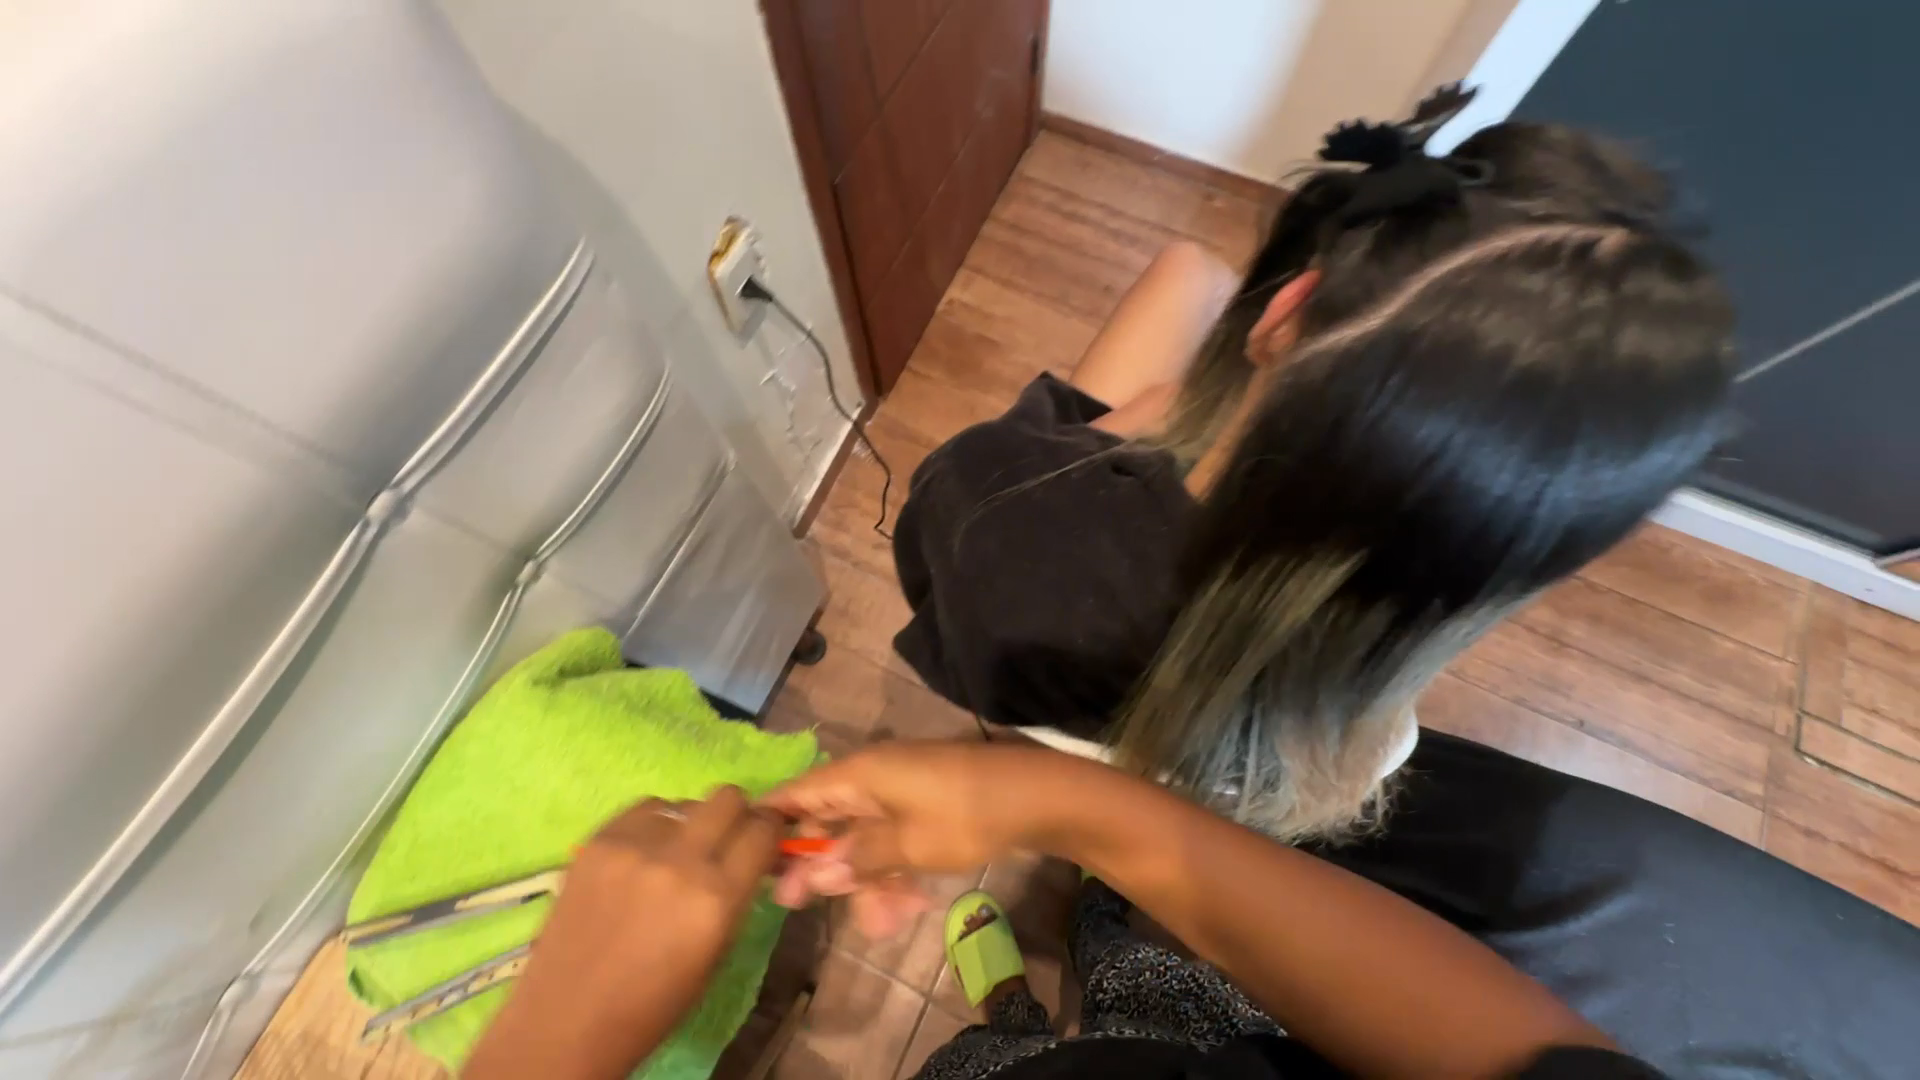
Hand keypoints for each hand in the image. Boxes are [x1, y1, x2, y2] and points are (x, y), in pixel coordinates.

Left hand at [465, 787, 780, 1078]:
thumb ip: (740, 892)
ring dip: (692, 822)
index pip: (763, 830)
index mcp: (717, 899)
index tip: (764, 839)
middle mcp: (681, 862)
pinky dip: (655, 824)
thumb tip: (756, 851)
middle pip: (729, 797)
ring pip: (686, 801)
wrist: (565, 1023)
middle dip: (736, 815)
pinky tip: (644, 854)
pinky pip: (646, 809)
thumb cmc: (654, 1003)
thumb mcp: (717, 951)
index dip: (770, 830)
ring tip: (675, 854)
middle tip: (724, 839)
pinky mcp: (598, 841)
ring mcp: (635, 847)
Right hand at [760, 742, 1037, 936]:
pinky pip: (893, 836)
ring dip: (866, 879)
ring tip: (884, 923)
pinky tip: (908, 905)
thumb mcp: (907, 845)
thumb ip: (857, 859)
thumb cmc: (964, 815)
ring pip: (863, 836)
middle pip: (828, 820)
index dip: (770, 825)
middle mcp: (873, 776)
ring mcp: (901, 789)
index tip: (750, 863)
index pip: (796, 793)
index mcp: (859, 775)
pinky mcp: (925, 804)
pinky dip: (894, 868)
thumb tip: (814, 875)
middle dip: (824, 867)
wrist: (1036, 796)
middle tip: (804, 909)